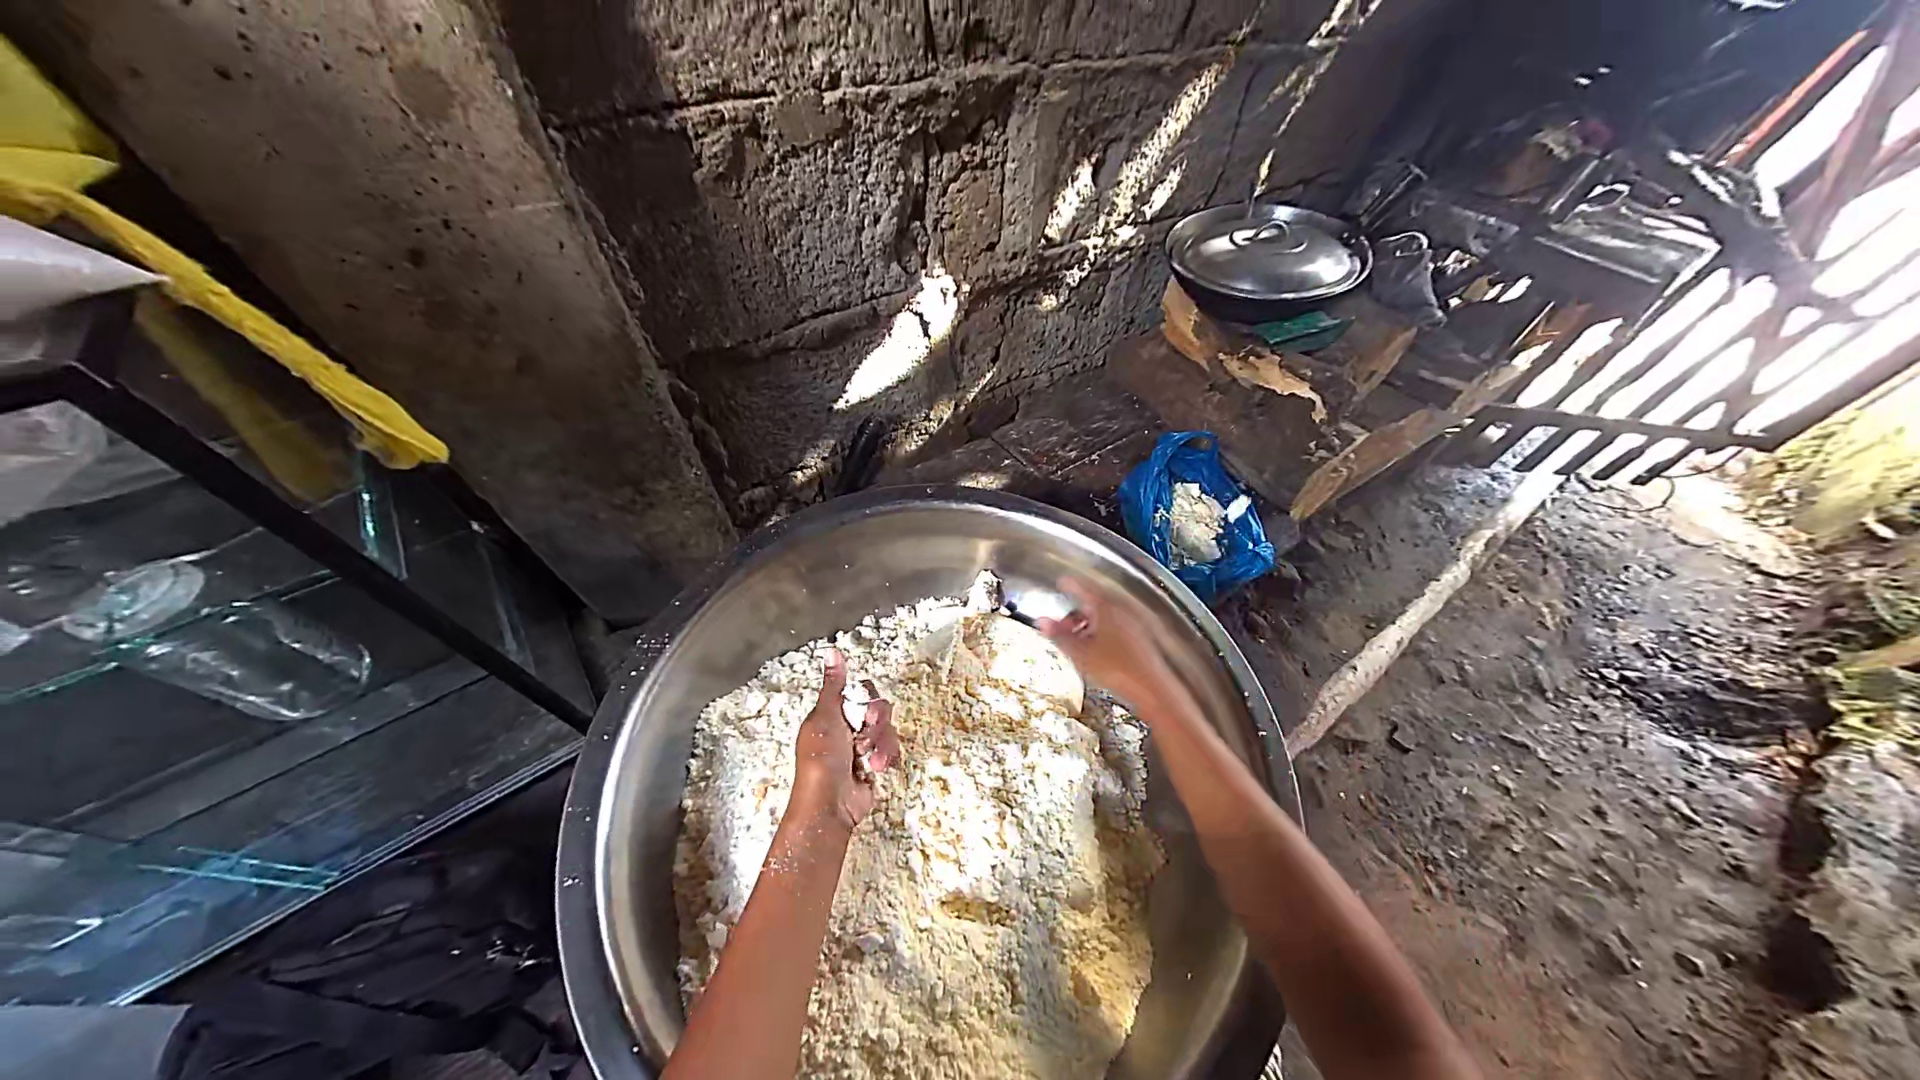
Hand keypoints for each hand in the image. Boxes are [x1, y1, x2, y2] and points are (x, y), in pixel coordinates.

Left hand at [793, 648, 899, 830]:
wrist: (831, 803)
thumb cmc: (822, 759)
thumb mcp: (825, 716)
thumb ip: (834, 684)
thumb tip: (832, 652)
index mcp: (833, 713)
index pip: (861, 692)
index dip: (867, 700)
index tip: (863, 711)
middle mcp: (848, 727)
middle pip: (879, 710)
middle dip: (876, 725)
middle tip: (865, 736)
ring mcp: (862, 747)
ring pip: (887, 731)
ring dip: (880, 745)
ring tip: (867, 760)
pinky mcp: (875, 764)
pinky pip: (891, 751)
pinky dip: (885, 759)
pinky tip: (874, 770)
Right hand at [1036, 580, 1189, 716]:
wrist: (1152, 689)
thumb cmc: (1116, 669)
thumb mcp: (1080, 653)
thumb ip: (1059, 635)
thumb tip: (1041, 621)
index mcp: (1105, 608)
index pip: (1084, 590)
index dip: (1070, 586)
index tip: (1061, 582)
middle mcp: (1121, 611)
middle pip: (1094, 604)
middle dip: (1075, 613)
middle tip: (1062, 626)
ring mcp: (1133, 624)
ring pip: (1105, 617)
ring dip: (1088, 625)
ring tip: (1077, 643)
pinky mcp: (1140, 639)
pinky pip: (1116, 628)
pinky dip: (1101, 633)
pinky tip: (1096, 651)